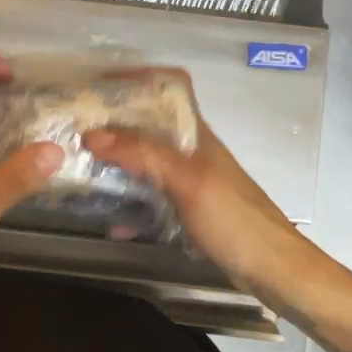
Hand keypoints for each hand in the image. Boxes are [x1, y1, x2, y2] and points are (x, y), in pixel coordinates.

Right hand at [83, 71, 351, 351]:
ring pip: (146, 159)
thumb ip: (143, 154)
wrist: (276, 272)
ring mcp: (191, 180)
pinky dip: (129, 203)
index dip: (137, 78)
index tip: (98, 87)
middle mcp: (191, 150)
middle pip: (150, 123)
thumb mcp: (187, 182)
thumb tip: (92, 134)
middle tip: (75, 131)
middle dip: (113, 123)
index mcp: (196, 133)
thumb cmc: (236, 221)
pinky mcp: (188, 209)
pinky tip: (112, 222)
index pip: (170, 86)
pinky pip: (150, 196)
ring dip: (116, 161)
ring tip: (82, 169)